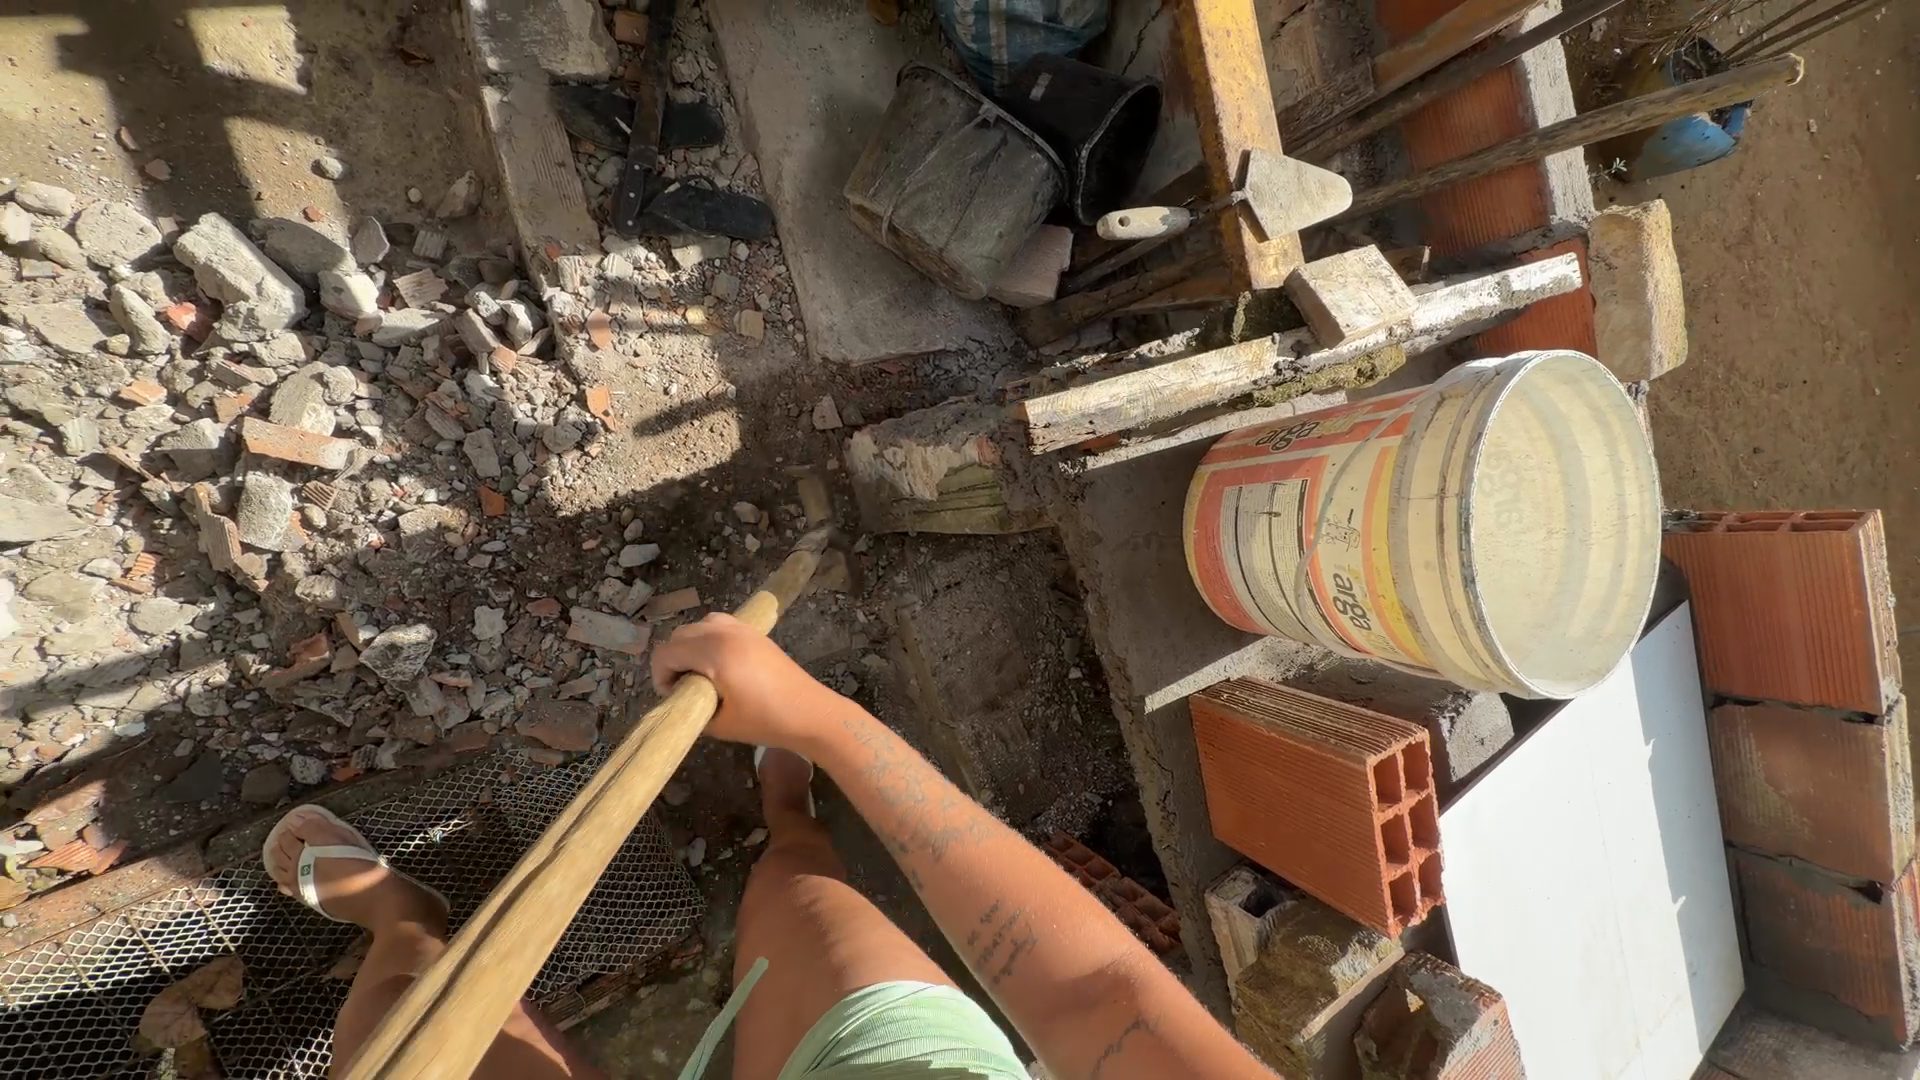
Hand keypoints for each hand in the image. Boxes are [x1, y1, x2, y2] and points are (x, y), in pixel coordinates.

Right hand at [650, 613, 845, 752]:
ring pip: (700, 626)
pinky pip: (721, 625)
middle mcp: (725, 631)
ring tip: (701, 676)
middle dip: (674, 661)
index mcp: (714, 651)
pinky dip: (711, 639)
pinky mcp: (756, 632)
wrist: (809, 712)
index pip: (666, 652)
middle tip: (684, 690)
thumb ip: (689, 708)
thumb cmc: (764, 720)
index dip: (661, 677)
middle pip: (680, 634)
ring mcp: (743, 628)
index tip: (673, 698)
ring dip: (692, 647)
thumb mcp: (718, 723)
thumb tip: (680, 699)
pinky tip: (721, 666)